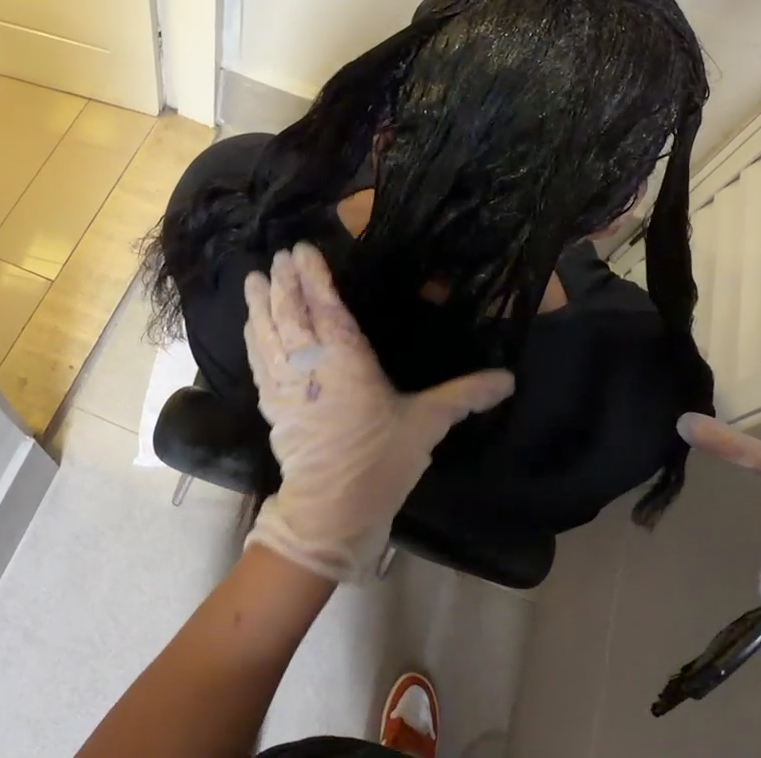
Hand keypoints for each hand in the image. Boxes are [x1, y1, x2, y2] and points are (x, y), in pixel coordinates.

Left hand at [240, 243, 513, 581]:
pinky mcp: (272, 405)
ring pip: (268, 332)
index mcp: (346, 359)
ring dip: (260, 304)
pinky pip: (257, 361)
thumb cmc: (380, 461)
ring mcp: (285, 384)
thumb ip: (463, 395)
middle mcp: (309, 363)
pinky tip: (251, 325)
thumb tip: (509, 379)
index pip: (326, 306)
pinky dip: (253, 338)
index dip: (314, 275)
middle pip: (291, 312)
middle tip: (280, 255)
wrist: (331, 511)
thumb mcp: (426, 424)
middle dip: (284, 281)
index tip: (303, 249)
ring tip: (254, 278)